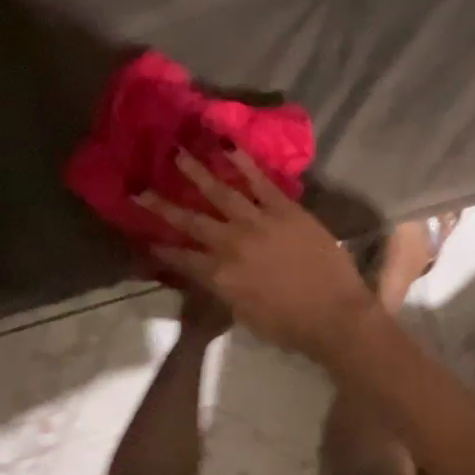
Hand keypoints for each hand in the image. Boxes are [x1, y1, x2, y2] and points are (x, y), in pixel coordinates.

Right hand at [138, 151, 373, 357]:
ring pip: (220, 192)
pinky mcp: (285, 209)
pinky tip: (227, 146)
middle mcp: (231, 245)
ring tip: (177, 153)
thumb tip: (210, 276)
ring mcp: (258, 222)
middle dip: (163, 205)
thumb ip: (224, 292)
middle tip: (139, 188)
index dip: (162, 249)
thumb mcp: (245, 316)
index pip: (182, 259)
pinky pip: (260, 181)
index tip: (142, 236)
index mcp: (220, 276)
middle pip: (191, 221)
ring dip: (196, 172)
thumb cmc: (291, 327)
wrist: (335, 315)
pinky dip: (243, 162)